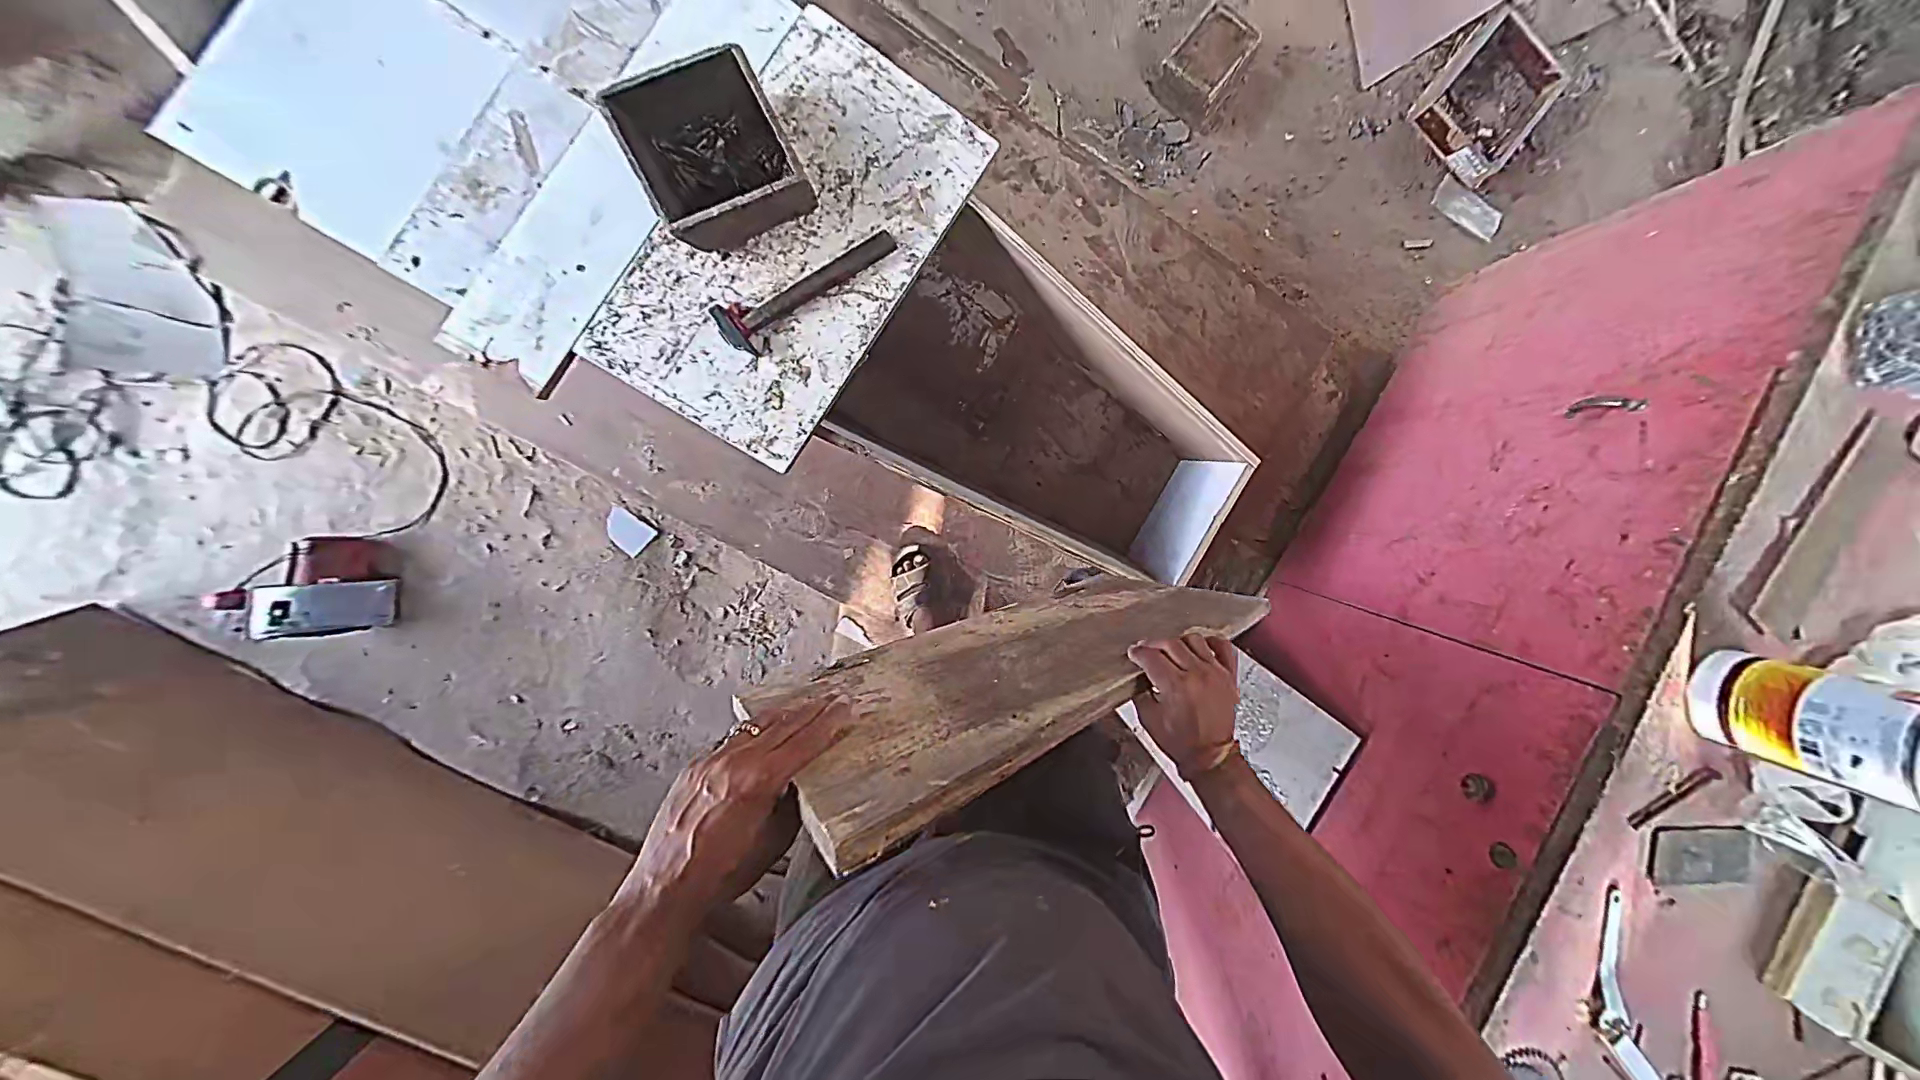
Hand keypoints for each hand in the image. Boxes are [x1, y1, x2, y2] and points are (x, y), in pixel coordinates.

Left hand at [619, 696, 852, 917]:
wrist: (667, 887)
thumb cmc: (721, 874)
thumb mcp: (775, 841)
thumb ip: (793, 803)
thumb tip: (804, 781)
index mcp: (758, 781)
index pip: (804, 741)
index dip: (829, 722)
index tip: (844, 708)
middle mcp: (734, 763)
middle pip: (784, 724)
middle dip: (813, 709)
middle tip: (833, 698)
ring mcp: (711, 761)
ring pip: (757, 725)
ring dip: (786, 713)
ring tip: (805, 706)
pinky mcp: (695, 766)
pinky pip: (732, 738)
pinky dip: (756, 730)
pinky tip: (765, 730)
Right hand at [1128, 634, 1240, 779]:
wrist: (1211, 756)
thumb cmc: (1183, 743)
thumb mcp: (1149, 719)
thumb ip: (1141, 693)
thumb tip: (1139, 678)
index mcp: (1176, 685)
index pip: (1151, 656)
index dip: (1138, 653)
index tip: (1134, 653)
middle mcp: (1197, 675)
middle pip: (1170, 643)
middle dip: (1152, 644)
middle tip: (1146, 650)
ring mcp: (1216, 673)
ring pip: (1194, 640)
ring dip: (1178, 642)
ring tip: (1170, 649)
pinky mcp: (1229, 676)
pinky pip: (1223, 647)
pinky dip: (1210, 642)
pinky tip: (1200, 647)